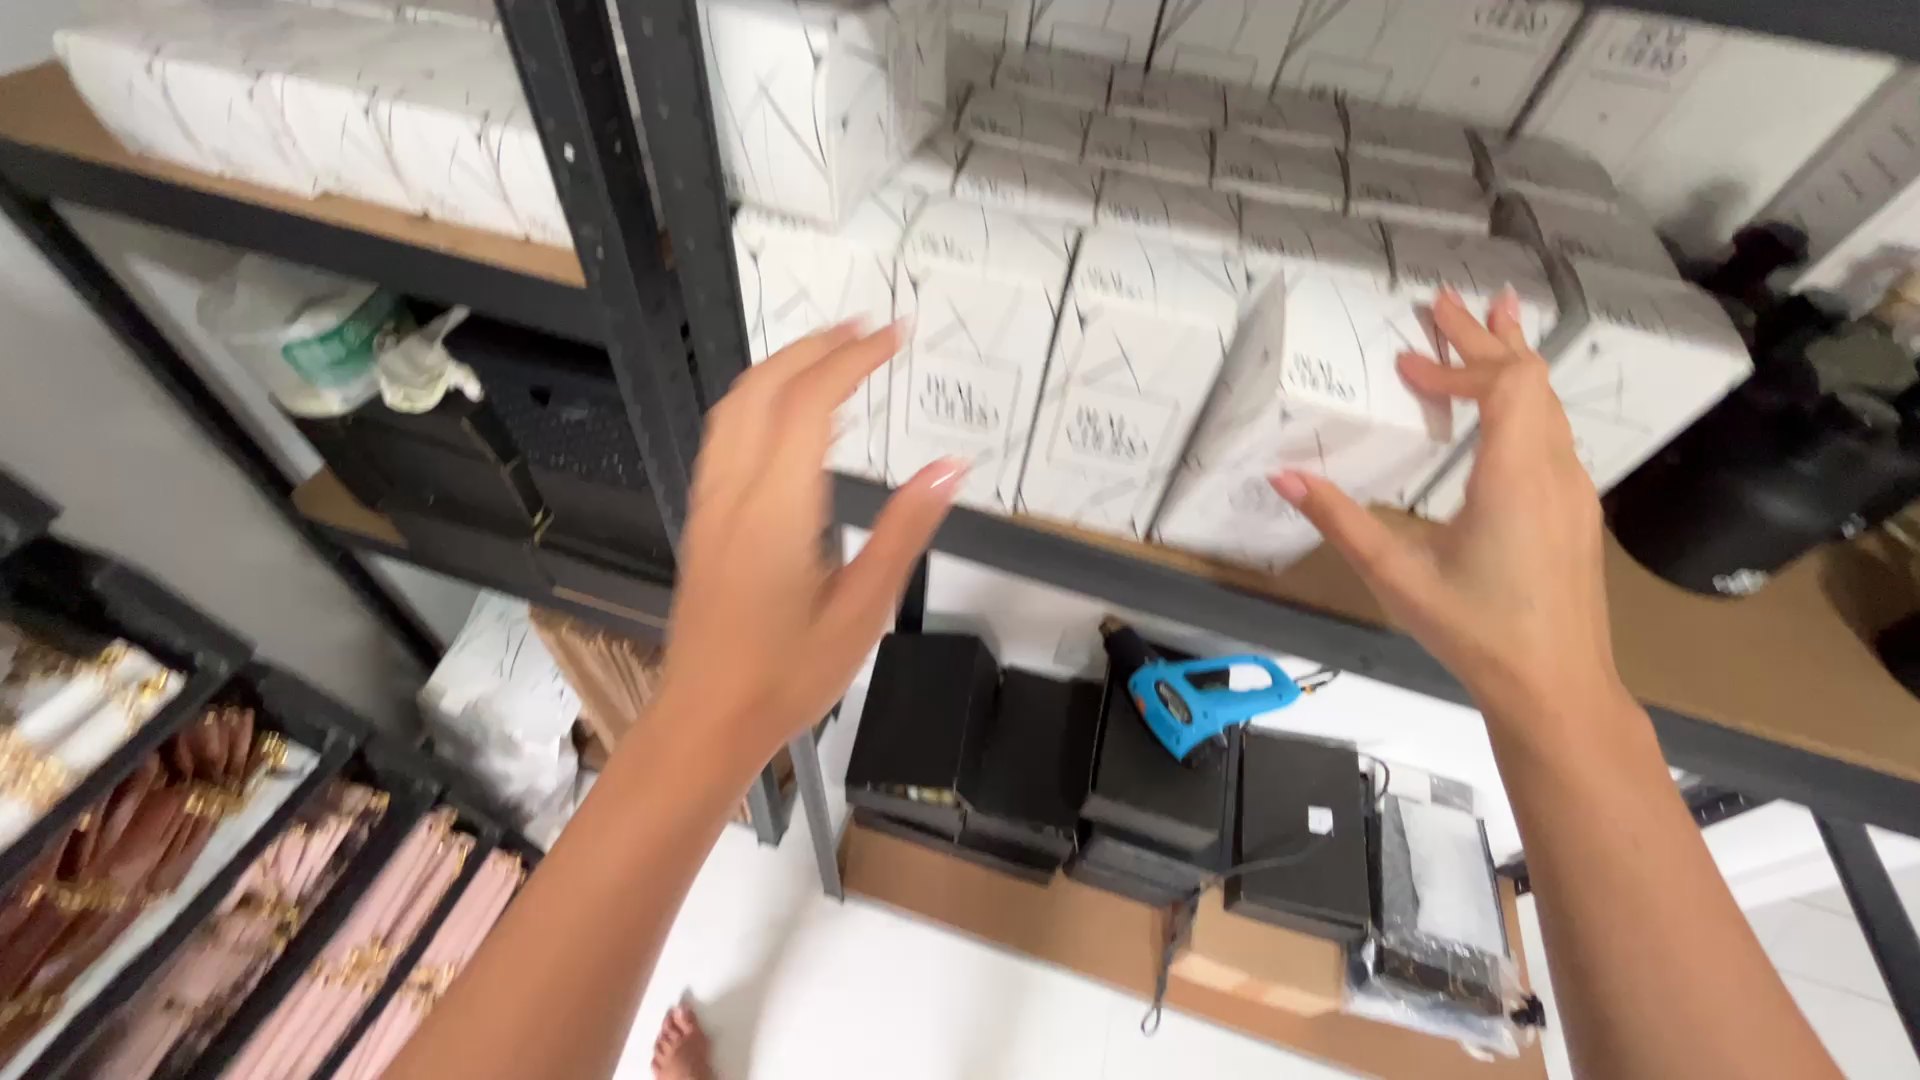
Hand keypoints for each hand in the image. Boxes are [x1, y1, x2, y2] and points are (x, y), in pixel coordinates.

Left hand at [656, 320, 964, 761]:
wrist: (707, 720)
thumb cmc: (788, 676)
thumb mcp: (864, 608)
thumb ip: (905, 531)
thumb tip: (948, 468)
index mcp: (778, 509)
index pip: (812, 403)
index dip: (854, 358)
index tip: (893, 336)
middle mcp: (735, 492)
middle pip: (766, 387)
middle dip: (816, 345)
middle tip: (866, 329)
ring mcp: (711, 503)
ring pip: (735, 405)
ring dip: (781, 365)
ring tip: (829, 353)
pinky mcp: (704, 520)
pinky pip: (725, 435)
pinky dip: (758, 399)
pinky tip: (785, 413)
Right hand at [1269, 286, 1624, 725]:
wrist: (1554, 684)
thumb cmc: (1472, 629)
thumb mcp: (1394, 573)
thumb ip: (1339, 519)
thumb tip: (1283, 475)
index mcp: (1516, 478)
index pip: (1505, 386)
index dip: (1457, 362)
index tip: (1407, 362)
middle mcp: (1556, 472)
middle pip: (1532, 381)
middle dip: (1487, 337)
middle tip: (1448, 300)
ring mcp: (1573, 491)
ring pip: (1548, 405)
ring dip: (1513, 363)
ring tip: (1494, 323)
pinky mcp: (1573, 511)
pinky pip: (1553, 433)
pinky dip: (1524, 400)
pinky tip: (1506, 407)